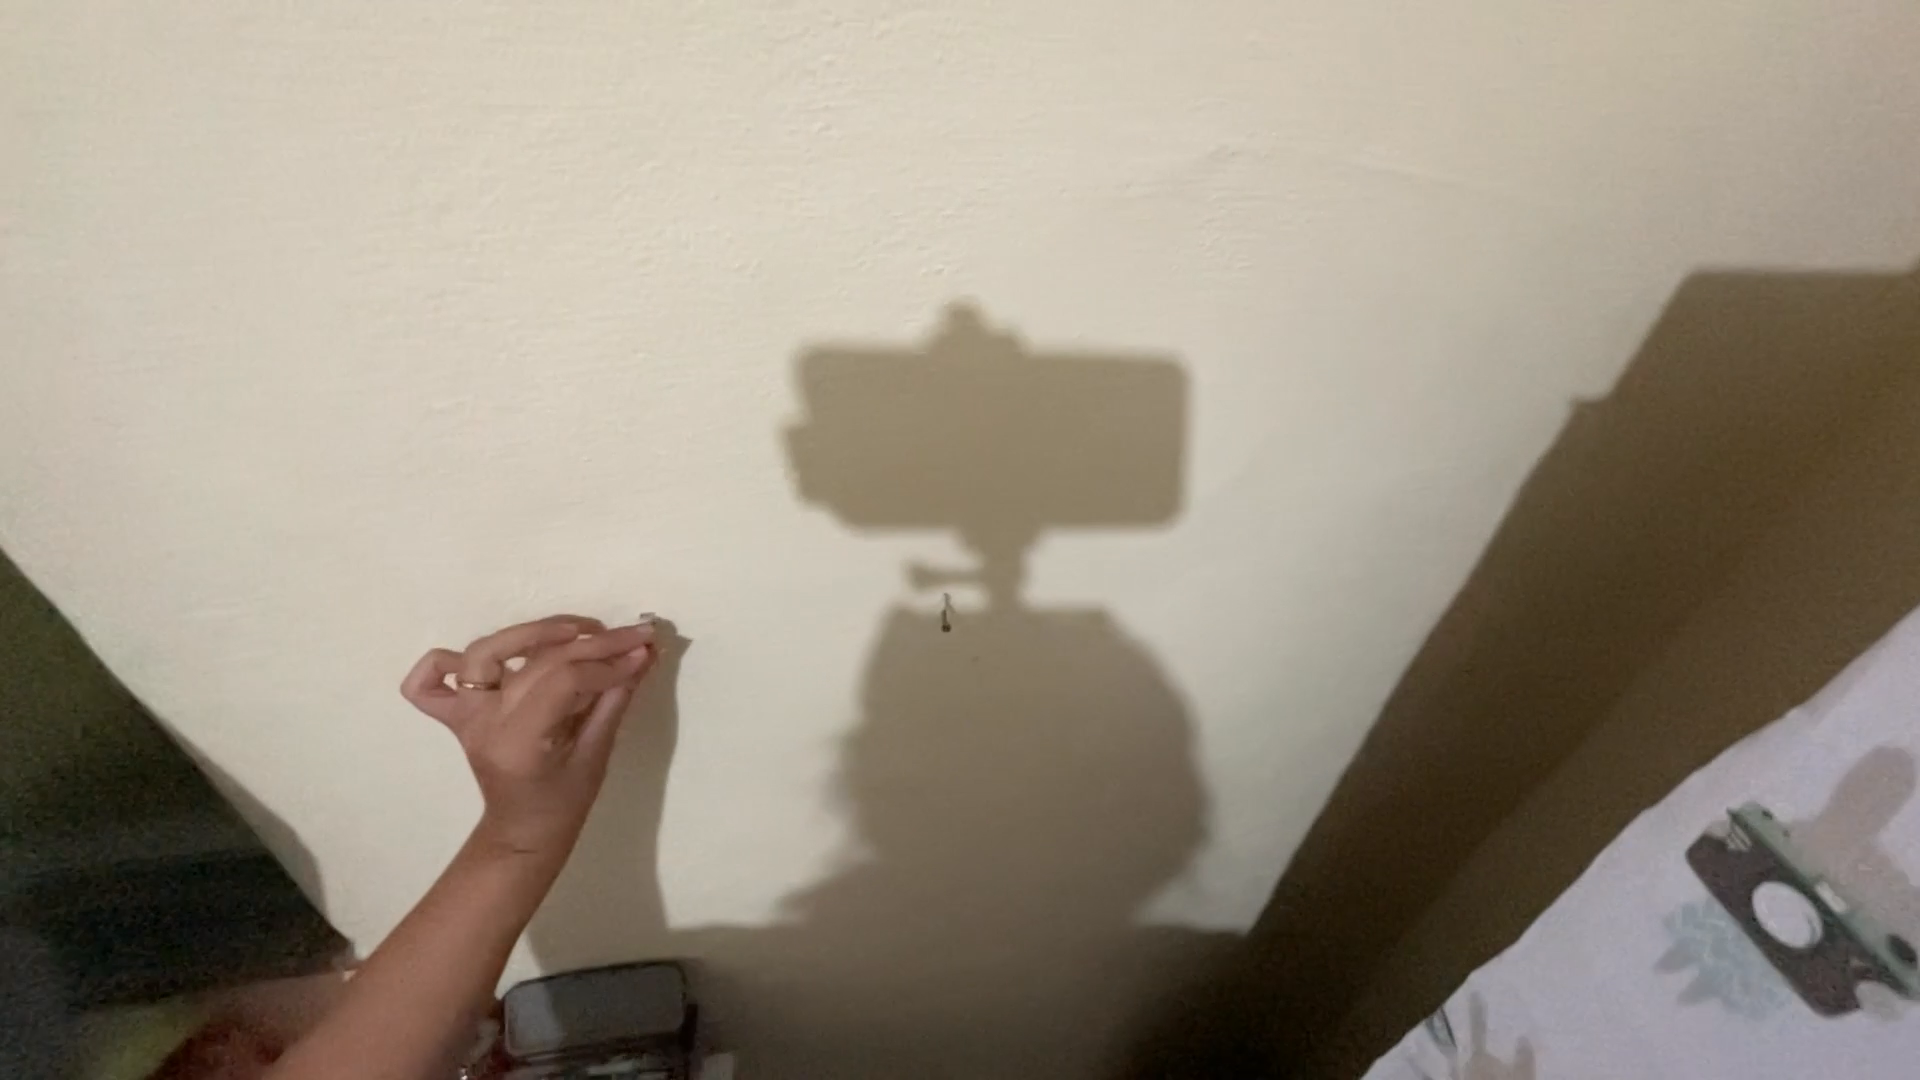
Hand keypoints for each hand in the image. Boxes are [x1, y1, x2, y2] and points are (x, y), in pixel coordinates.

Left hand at [399, 614, 659, 859]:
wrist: (523, 831)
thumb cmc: (565, 801)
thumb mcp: (599, 753)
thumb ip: (617, 699)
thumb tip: (644, 654)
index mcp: (518, 743)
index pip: (564, 681)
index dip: (608, 663)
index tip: (645, 654)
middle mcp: (484, 723)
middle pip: (538, 662)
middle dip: (595, 643)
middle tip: (634, 636)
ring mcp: (465, 715)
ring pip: (484, 652)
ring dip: (534, 632)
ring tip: (579, 630)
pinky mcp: (457, 712)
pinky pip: (430, 680)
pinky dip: (446, 661)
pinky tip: (497, 658)